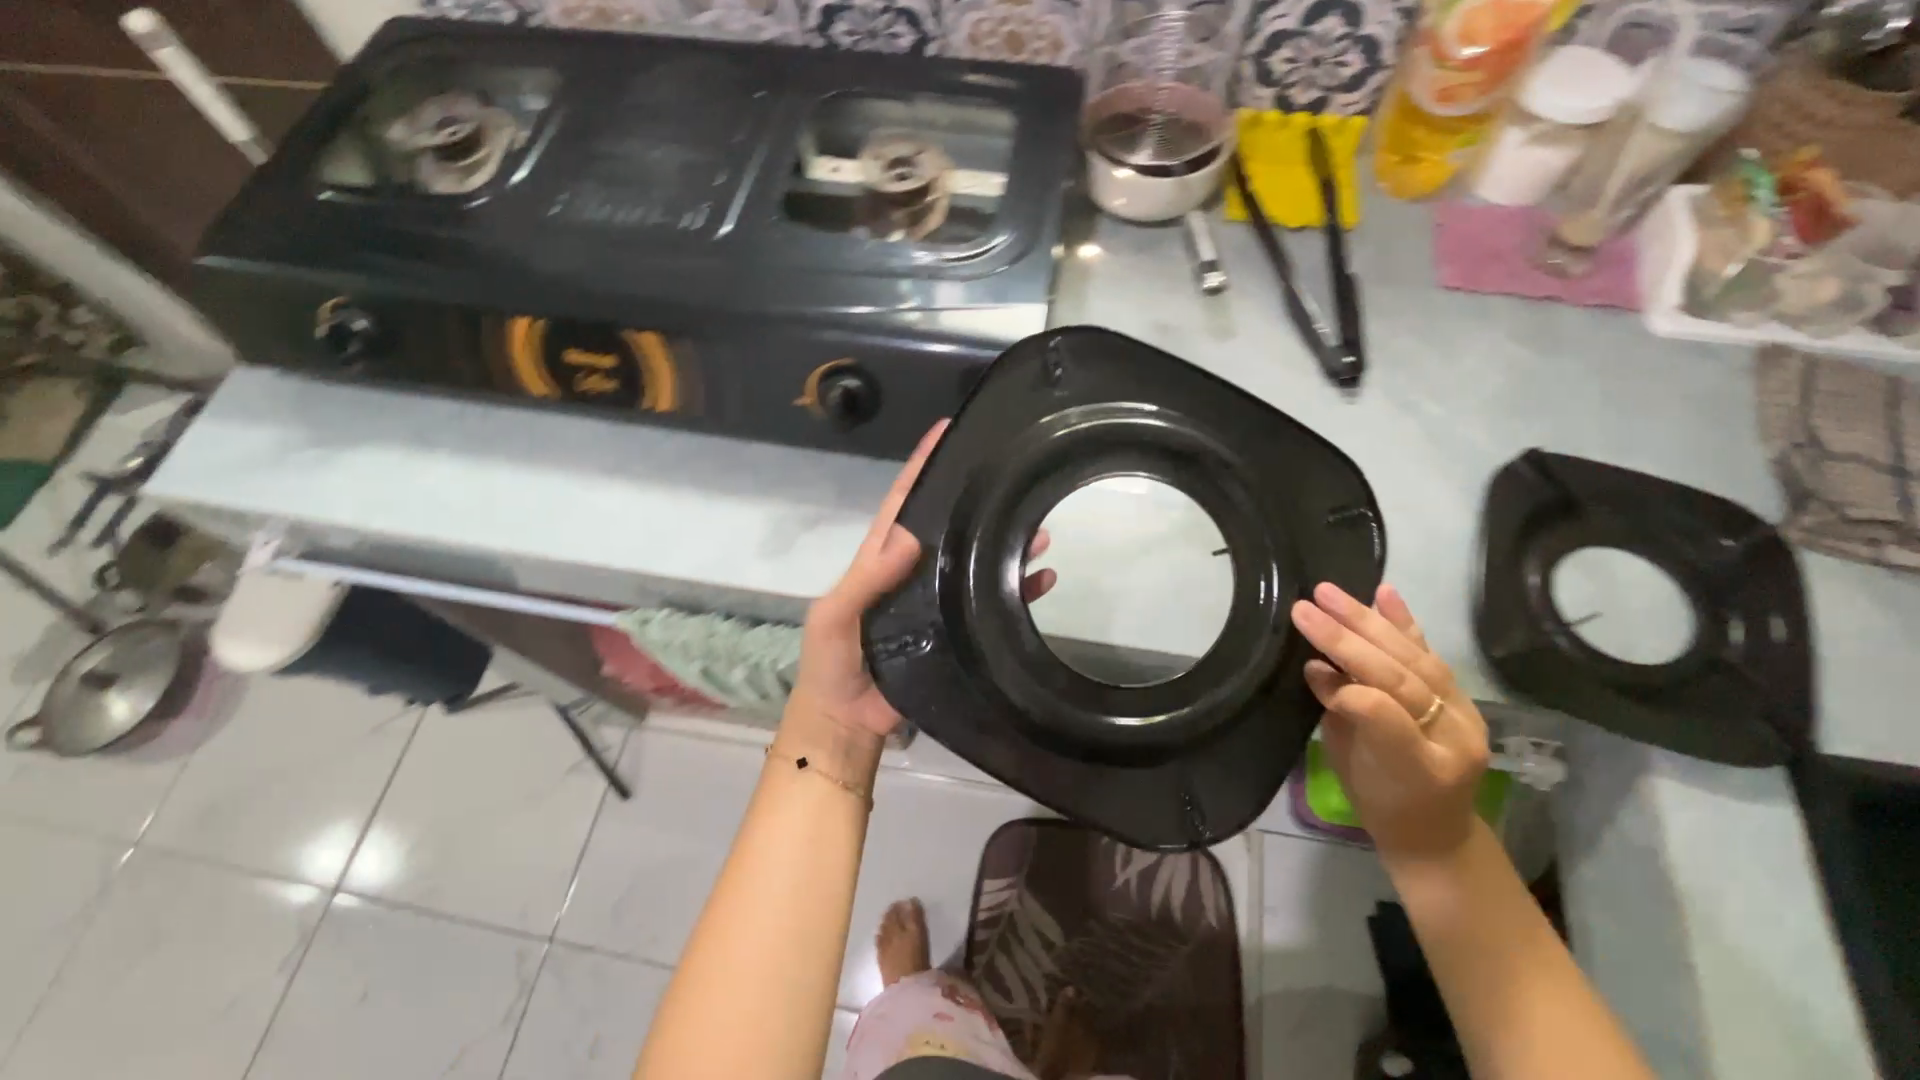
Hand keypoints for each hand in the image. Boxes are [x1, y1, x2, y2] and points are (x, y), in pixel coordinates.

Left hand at [791, 421, 1055, 740]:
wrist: (845, 719)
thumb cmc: (830, 662)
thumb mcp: (835, 615)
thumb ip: (866, 580)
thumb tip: (911, 538)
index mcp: (880, 559)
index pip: (903, 503)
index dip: (922, 466)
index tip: (946, 431)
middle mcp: (915, 572)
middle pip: (951, 528)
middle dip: (980, 504)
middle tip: (1013, 481)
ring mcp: (939, 601)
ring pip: (979, 562)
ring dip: (1007, 544)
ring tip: (1041, 531)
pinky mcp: (958, 633)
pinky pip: (993, 605)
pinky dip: (1021, 591)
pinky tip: (1044, 579)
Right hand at [1290, 582, 1489, 863]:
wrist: (1435, 833)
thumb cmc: (1382, 805)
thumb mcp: (1350, 771)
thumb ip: (1342, 720)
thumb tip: (1318, 671)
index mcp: (1421, 767)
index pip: (1385, 714)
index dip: (1347, 688)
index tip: (1309, 667)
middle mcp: (1452, 736)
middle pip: (1398, 677)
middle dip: (1348, 640)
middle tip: (1306, 607)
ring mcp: (1463, 714)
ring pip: (1414, 659)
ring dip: (1369, 621)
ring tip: (1330, 593)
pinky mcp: (1462, 698)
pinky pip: (1431, 656)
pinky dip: (1407, 623)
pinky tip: (1385, 594)